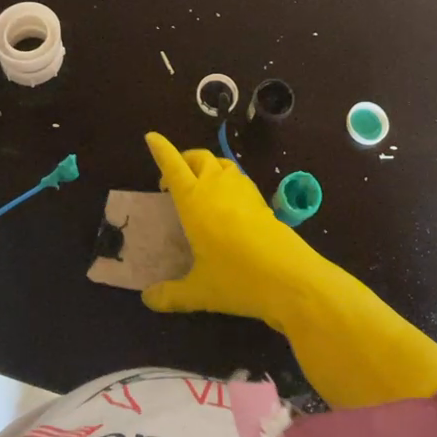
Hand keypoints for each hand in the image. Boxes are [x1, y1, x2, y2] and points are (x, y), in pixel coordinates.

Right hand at [139, 133, 326, 326]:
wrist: (289, 276)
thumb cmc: (237, 278)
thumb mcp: (199, 291)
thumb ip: (171, 294)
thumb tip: (147, 299)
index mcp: (194, 201)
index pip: (173, 167)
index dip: (162, 150)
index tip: (151, 137)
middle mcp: (216, 186)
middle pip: (198, 158)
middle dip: (183, 160)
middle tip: (173, 181)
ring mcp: (242, 189)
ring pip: (221, 163)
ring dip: (207, 167)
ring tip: (201, 189)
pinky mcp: (261, 198)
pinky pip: (238, 177)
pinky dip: (226, 179)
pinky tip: (226, 203)